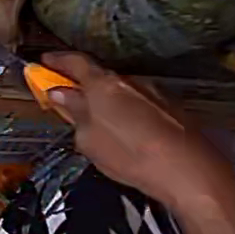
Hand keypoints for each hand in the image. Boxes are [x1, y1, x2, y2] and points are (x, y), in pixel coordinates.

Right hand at [40, 51, 234, 224]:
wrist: (191, 172)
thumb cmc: (131, 155)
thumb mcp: (88, 138)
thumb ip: (73, 112)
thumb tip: (60, 93)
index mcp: (104, 84)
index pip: (75, 62)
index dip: (57, 60)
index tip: (43, 62)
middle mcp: (129, 81)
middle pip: (98, 76)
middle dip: (79, 84)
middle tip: (64, 98)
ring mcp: (153, 94)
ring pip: (118, 91)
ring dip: (102, 100)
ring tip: (93, 123)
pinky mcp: (170, 110)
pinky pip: (136, 103)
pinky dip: (122, 111)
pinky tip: (122, 133)